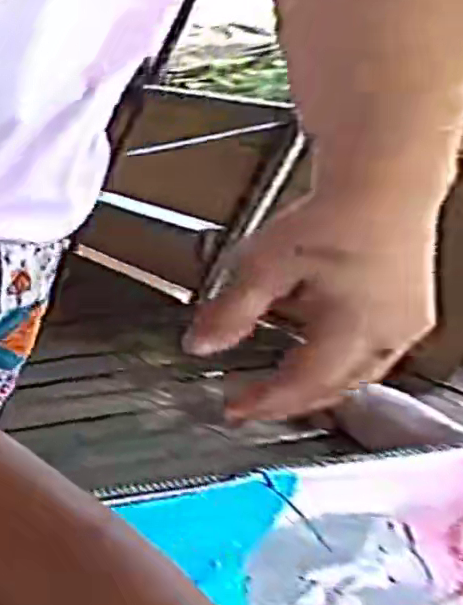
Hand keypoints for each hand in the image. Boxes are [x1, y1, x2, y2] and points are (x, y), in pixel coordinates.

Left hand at [184, 192, 438, 420]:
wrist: (380, 192)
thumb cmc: (325, 225)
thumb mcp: (261, 270)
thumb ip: (230, 312)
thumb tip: (200, 346)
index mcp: (359, 327)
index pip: (307, 381)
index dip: (267, 401)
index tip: (232, 412)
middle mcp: (393, 333)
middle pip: (337, 386)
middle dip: (290, 404)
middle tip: (246, 411)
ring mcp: (406, 324)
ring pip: (356, 375)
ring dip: (312, 389)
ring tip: (268, 396)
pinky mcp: (404, 313)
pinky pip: (367, 356)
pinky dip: (331, 369)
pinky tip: (302, 364)